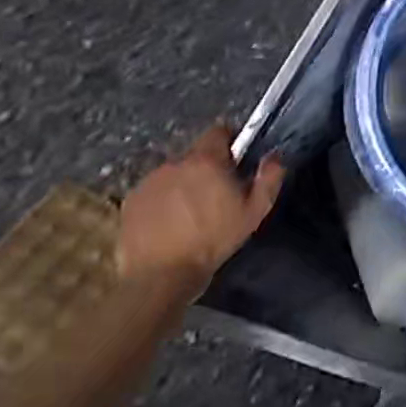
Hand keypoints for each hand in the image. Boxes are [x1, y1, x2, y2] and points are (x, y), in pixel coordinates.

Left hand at [119, 125, 284, 292]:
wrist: (162, 274)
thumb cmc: (214, 241)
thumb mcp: (254, 213)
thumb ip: (268, 179)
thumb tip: (275, 157)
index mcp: (206, 161)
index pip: (218, 132)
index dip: (229, 142)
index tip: (235, 162)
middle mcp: (175, 163)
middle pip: (196, 155)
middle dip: (207, 169)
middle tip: (216, 196)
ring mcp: (149, 181)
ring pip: (174, 174)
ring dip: (184, 185)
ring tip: (190, 215)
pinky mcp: (131, 200)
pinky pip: (154, 192)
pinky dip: (162, 201)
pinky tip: (169, 225)